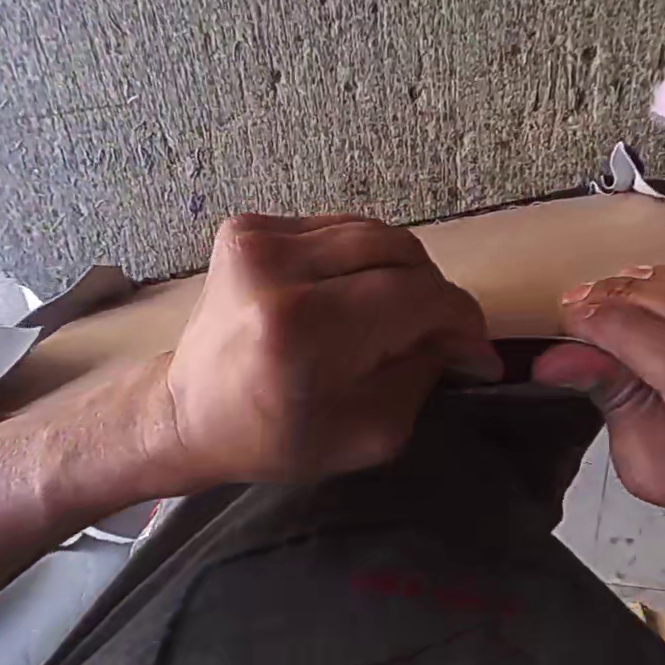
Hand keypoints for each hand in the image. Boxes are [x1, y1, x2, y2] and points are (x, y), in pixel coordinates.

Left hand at [165, 213, 500, 485]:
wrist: (188, 411)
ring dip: (399, 272)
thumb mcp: (368, 433)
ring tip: (397, 312)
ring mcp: (256, 237)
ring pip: (372, 232)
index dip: (460, 319)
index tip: (476, 348)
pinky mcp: (246, 227)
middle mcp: (277, 267)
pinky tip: (353, 291)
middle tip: (437, 332)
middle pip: (400, 251)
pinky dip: (360, 258)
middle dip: (433, 294)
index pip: (417, 295)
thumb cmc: (275, 437)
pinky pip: (337, 228)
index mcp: (305, 328)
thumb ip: (425, 375)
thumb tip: (466, 339)